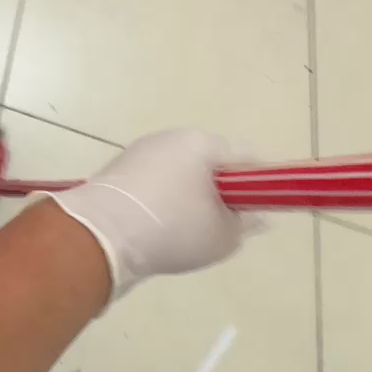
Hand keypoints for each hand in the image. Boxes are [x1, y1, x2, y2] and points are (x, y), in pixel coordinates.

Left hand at [49, 129, 244, 299]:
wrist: (104, 230)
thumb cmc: (174, 227)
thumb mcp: (225, 234)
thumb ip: (247, 221)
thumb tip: (255, 213)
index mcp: (200, 142)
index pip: (244, 154)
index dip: (261, 180)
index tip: (267, 204)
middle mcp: (169, 137)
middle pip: (210, 160)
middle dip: (223, 189)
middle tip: (229, 223)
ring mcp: (141, 150)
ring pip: (182, 170)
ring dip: (192, 194)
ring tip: (193, 229)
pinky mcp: (121, 167)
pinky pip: (157, 179)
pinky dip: (166, 198)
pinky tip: (163, 226)